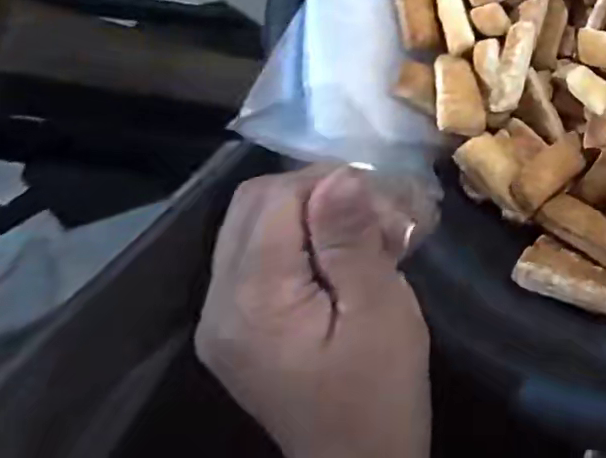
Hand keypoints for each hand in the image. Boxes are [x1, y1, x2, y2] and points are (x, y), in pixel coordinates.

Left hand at [196, 166, 429, 457]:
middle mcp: (220, 304)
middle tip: (379, 213)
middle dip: (321, 191)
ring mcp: (225, 316)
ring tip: (372, 234)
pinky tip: (350, 254)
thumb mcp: (378, 306)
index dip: (330, 182)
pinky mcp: (243, 322)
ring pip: (256, 222)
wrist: (360, 454)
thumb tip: (342, 176)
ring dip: (316, 211)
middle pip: (254, 205)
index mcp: (252, 302)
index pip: (272, 201)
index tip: (384, 201)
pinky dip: (307, 236)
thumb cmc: (379, 380)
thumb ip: (351, 241)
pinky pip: (262, 251)